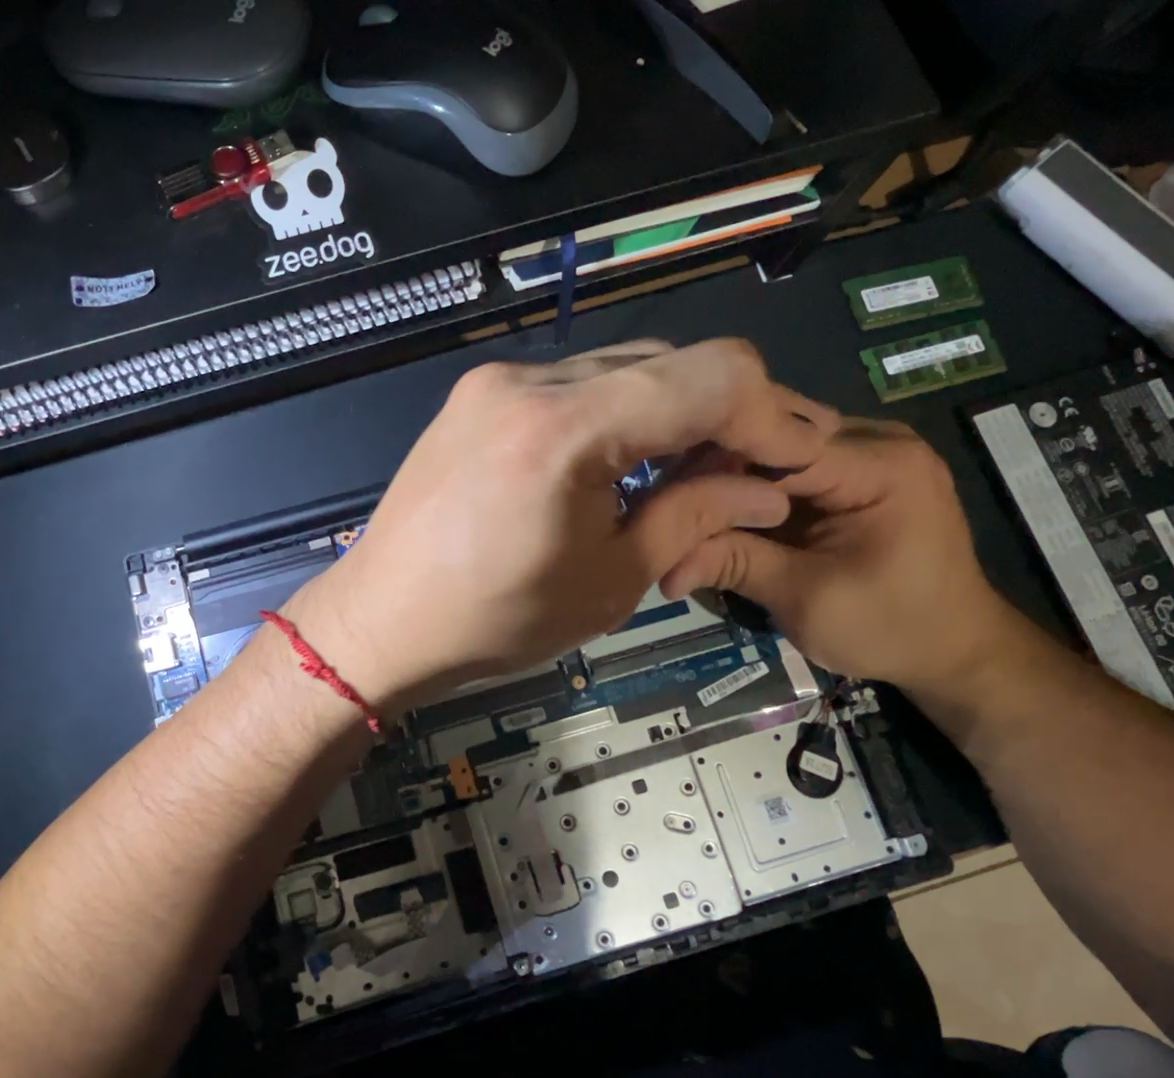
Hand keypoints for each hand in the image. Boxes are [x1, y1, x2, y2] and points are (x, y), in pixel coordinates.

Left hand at [280, 338, 836, 706]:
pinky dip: (616, 411)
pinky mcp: (477, 394)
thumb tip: (767, 487)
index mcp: (565, 428)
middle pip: (667, 360)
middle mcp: (528, 380)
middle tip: (746, 474)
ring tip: (687, 474)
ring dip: (668, 410)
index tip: (791, 461)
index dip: (768, 413)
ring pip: (620, 367)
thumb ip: (695, 517)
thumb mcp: (610, 580)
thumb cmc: (495, 620)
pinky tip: (622, 462)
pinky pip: (572, 383)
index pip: (709, 376)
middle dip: (722, 412)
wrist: (382, 619)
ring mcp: (496, 381)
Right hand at [672, 419, 1024, 694]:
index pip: (777, 442)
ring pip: (779, 446)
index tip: (662, 493)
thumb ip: (735, 564)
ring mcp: (871, 451)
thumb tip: (661, 563)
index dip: (715, 464)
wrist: (957, 651)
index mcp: (881, 464)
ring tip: (684, 504)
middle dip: (719, 466)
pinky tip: (719, 506)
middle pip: (776, 435)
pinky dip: (755, 484)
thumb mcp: (806, 600)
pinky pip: (794, 464)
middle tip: (666, 501)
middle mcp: (880, 440)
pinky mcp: (859, 471)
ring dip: (733, 474)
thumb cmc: (892, 628)